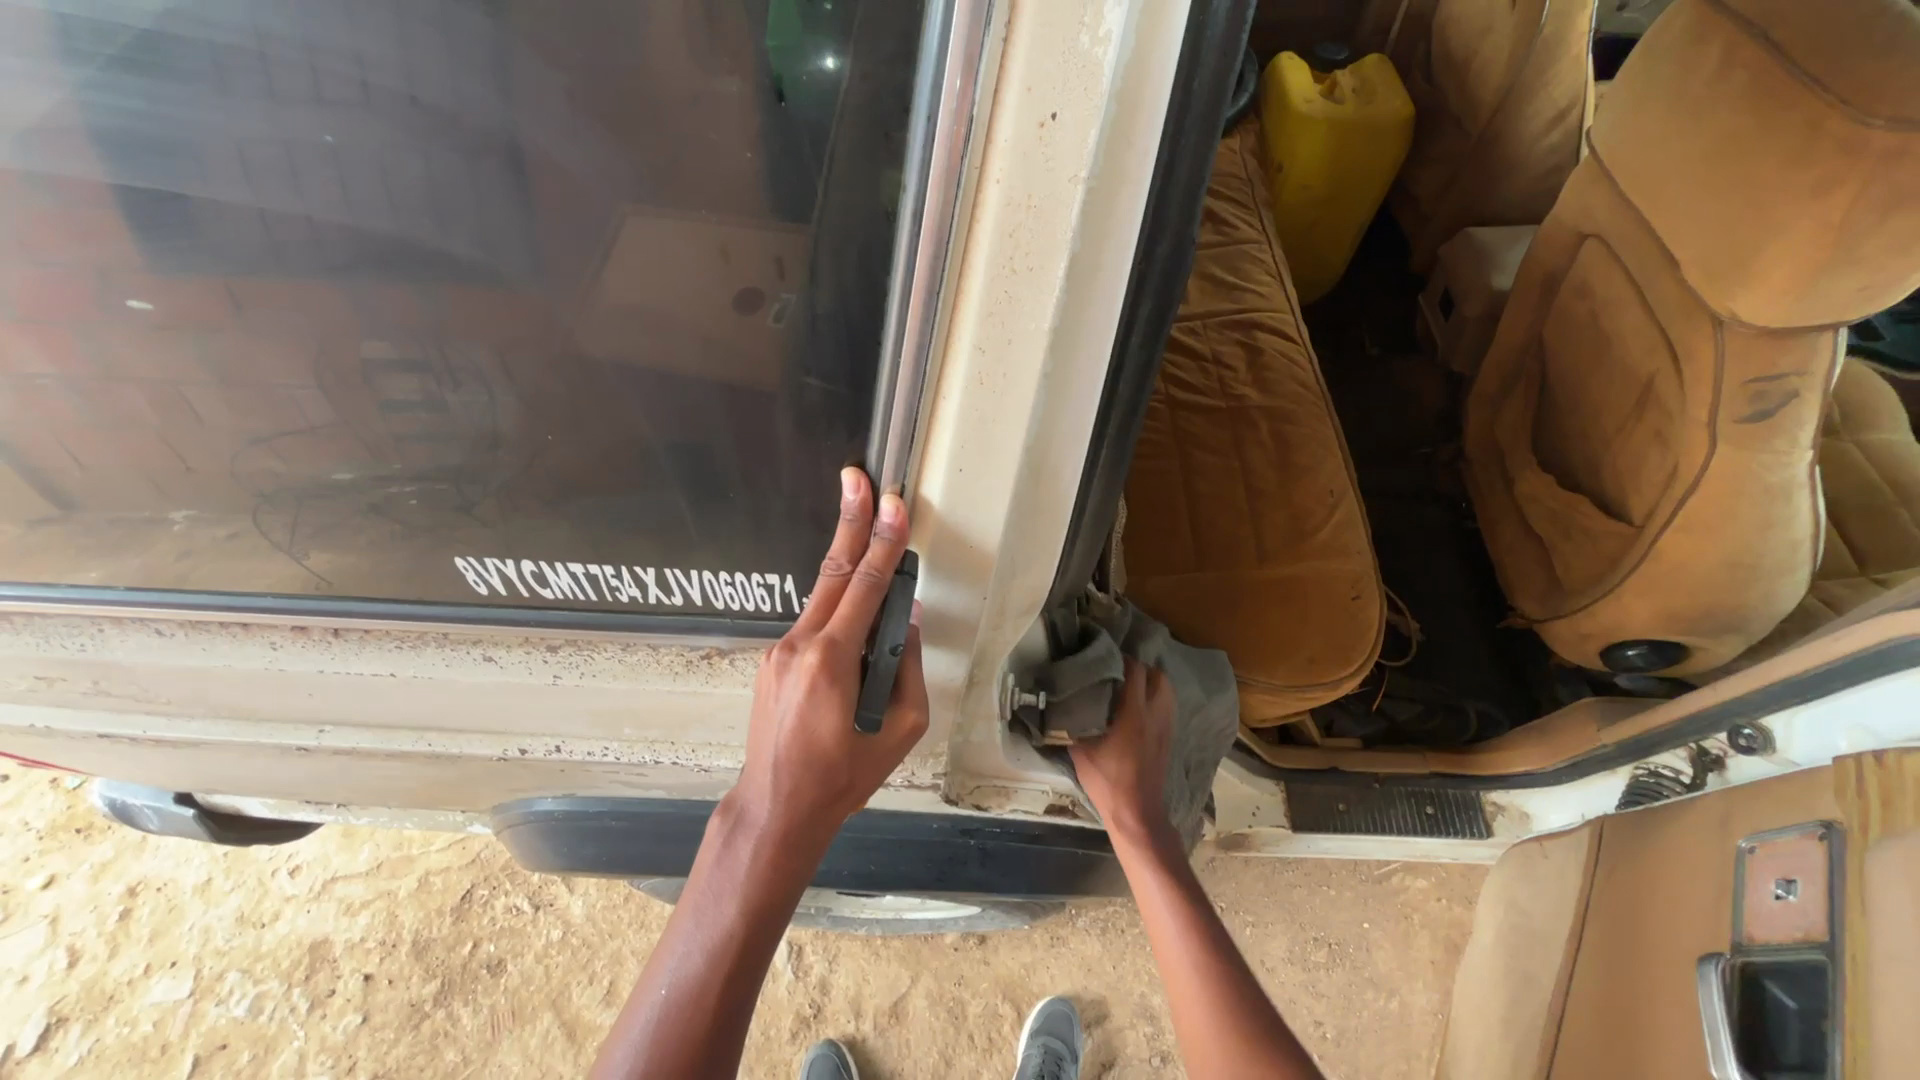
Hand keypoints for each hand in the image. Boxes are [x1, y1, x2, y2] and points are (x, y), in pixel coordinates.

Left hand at [725, 467, 929, 850]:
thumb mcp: (901, 728)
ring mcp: (779, 651)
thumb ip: (908, 668)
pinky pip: (813, 622)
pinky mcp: (772, 661)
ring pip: (822, 597)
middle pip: (832, 570)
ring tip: (866, 525)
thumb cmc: (843, 777)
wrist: (777, 806)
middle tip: (859, 478)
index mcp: (832, 661)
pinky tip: (853, 611)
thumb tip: (906, 622)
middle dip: (850, 521)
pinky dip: (836, 607)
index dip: (884, 542)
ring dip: (846, 562)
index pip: (864, 586)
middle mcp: (798, 645)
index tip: (894, 504)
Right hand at [1069, 657, 1174, 844]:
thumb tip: (1058, 706)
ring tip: (1130, 688)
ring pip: (1167, 692)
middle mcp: (1155, 715)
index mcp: (1133, 713)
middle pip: (1158, 676)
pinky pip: (1167, 708)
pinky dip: (1156, 700)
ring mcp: (1166, 728)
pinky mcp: (1169, 740)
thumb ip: (1072, 724)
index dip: (1122, 660)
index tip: (1105, 658)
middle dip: (1141, 669)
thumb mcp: (1080, 751)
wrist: (1136, 812)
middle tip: (1120, 671)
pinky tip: (1139, 710)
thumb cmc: (1106, 780)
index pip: (1135, 671)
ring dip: (1152, 684)